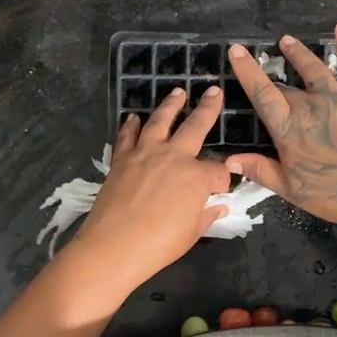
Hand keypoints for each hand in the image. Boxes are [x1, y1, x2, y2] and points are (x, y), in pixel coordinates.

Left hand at [68, 85, 233, 296]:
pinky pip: (128, 136)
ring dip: (170, 105)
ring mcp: (145, 154)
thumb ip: (206, 215)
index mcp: (197, 177)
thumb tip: (218, 207)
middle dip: (207, 108)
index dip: (223, 181)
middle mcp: (173, 156)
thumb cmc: (159, 244)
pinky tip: (134, 117)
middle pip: (195, 127)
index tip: (221, 190)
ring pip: (160, 121)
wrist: (114, 246)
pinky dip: (131, 125)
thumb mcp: (191, 233)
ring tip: (177, 92)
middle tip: (214, 91)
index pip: (219, 172)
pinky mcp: (122, 159)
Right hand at [224, 22, 336, 235]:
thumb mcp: (290, 190)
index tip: (236, 50)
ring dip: (299, 54)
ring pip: (314, 70)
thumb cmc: (333, 196)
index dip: (247, 70)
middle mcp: (310, 108)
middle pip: (286, 88)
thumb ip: (259, 170)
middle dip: (272, 76)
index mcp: (289, 130)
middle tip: (263, 65)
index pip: (262, 94)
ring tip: (287, 41)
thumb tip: (228, 160)